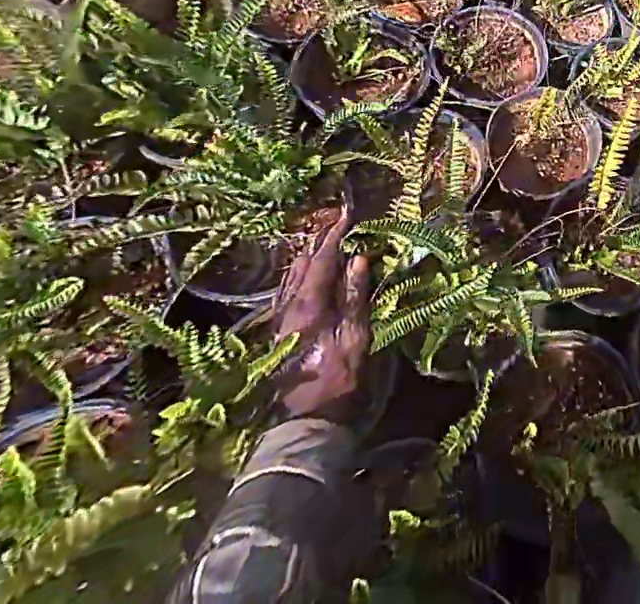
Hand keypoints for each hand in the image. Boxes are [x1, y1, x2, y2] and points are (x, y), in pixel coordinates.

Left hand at [273, 219, 371, 422]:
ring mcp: (280, 321)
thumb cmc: (339, 382)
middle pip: (301, 265)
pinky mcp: (281, 332)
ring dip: (309, 256)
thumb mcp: (356, 339)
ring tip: (326, 240)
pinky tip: (306, 273)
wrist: (308, 422)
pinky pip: (288, 291)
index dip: (334, 236)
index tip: (348, 216)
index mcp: (308, 308)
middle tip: (339, 223)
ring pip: (291, 277)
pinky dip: (301, 274)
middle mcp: (288, 309)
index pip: (320, 261)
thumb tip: (358, 259)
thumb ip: (356, 298)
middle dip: (320, 241)